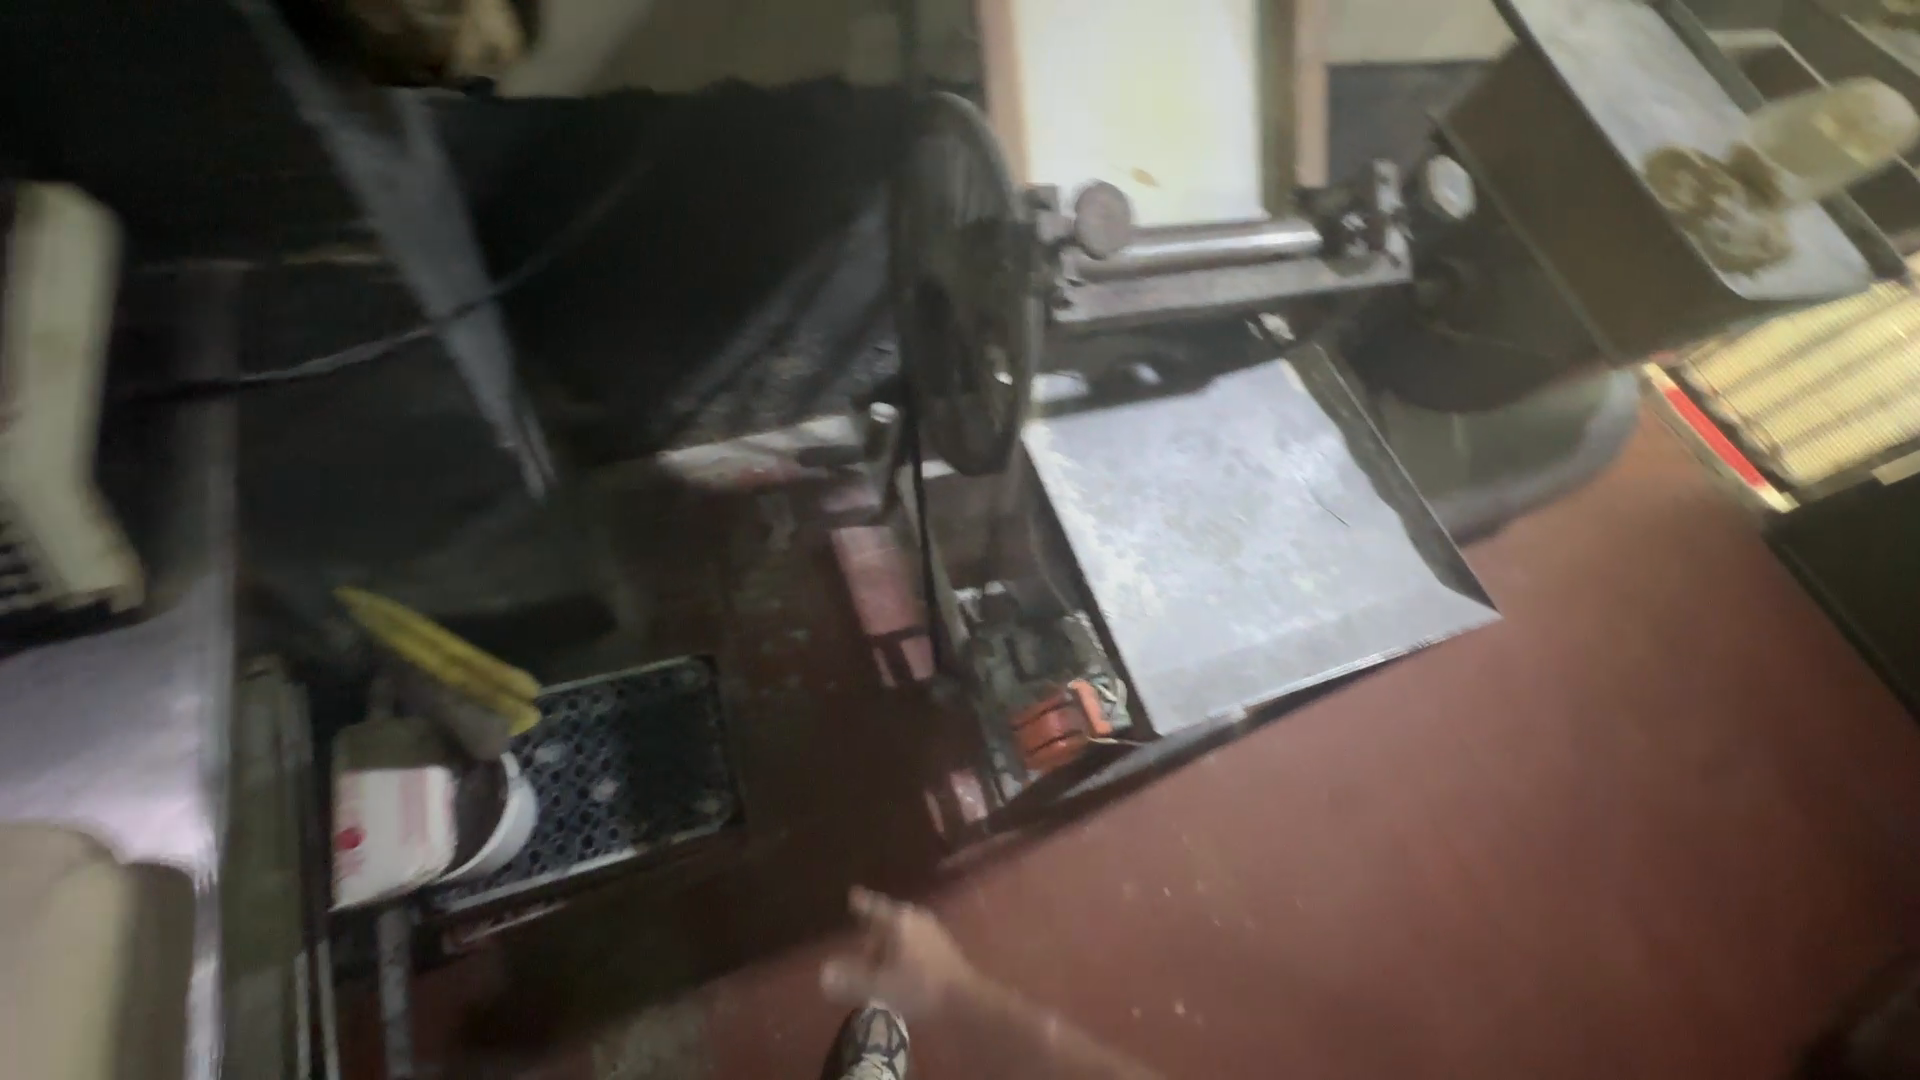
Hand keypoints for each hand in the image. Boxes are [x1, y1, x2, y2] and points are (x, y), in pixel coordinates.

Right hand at [820, 886, 975, 1018]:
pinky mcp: (942, 945)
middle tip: (861, 954)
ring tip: (878, 967)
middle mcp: (915, 917)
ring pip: (902, 933)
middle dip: (873, 936)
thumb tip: (824, 973)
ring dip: (888, 947)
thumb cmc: (919, 987)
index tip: (852, 894)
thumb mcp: (880, 986)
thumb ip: (850, 980)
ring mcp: (931, 930)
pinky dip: (902, 952)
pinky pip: (914, 942)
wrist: (964, 997)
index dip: (862, 902)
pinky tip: (900, 972)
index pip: (874, 907)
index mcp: (899, 920)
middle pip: (887, 921)